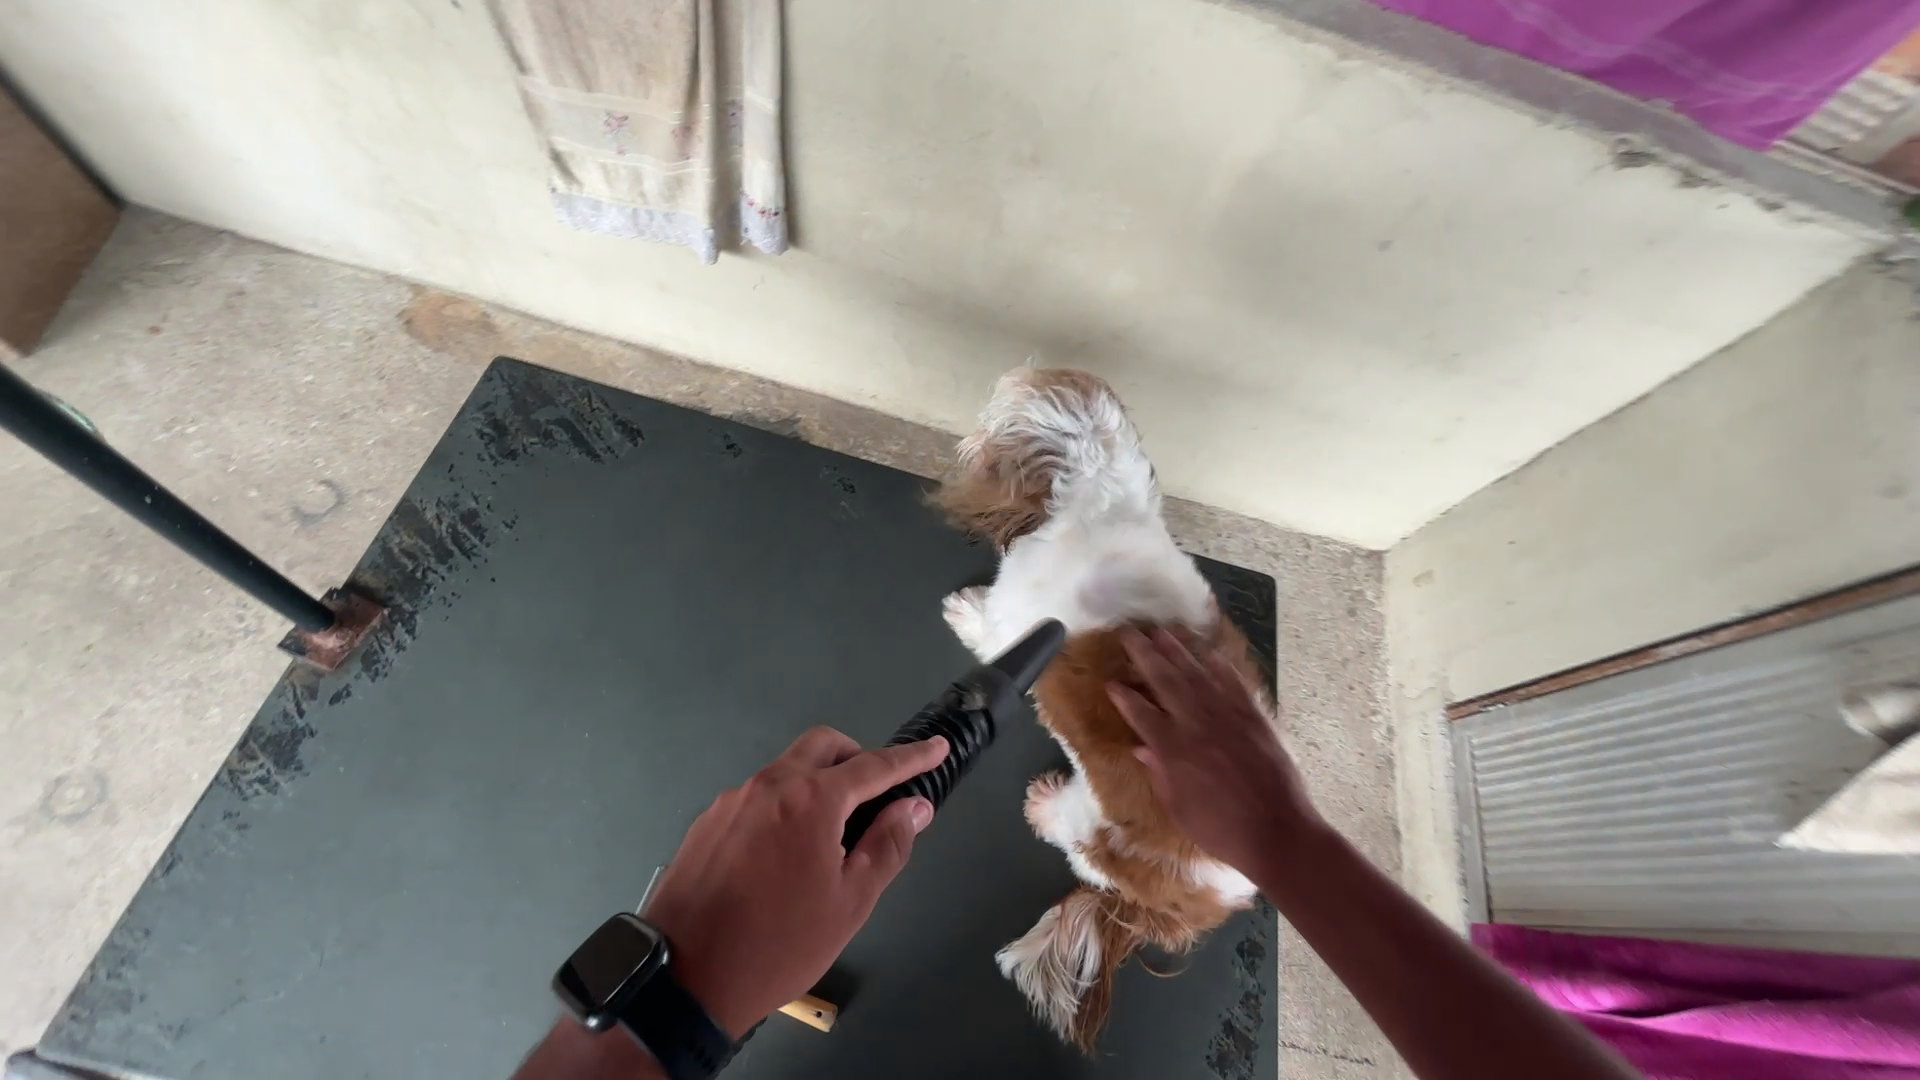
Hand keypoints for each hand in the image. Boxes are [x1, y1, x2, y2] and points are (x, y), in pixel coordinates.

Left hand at [640, 727, 948, 1038]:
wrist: (681, 980)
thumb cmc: (777, 943)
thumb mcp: (849, 902)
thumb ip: (887, 845)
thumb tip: (913, 808)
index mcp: (811, 799)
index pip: (875, 766)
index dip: (912, 757)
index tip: (936, 748)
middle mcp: (770, 784)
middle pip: (823, 744)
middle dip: (857, 755)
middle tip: (874, 793)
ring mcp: (733, 799)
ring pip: (787, 768)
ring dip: (817, 783)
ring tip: (827, 837)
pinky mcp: (708, 821)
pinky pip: (758, 796)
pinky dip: (784, 805)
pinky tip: (782, 854)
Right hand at [1107, 627, 1322, 874]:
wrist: (1279, 834)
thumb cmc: (1222, 830)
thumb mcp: (1179, 808)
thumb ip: (1159, 773)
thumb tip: (1141, 748)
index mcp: (1173, 749)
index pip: (1140, 713)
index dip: (1124, 696)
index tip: (1111, 682)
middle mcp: (1196, 724)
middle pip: (1165, 680)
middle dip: (1144, 654)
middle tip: (1129, 633)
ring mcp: (1227, 716)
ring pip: (1196, 674)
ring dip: (1177, 650)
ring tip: (1160, 631)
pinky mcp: (1254, 717)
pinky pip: (1234, 684)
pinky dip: (1220, 666)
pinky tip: (1209, 652)